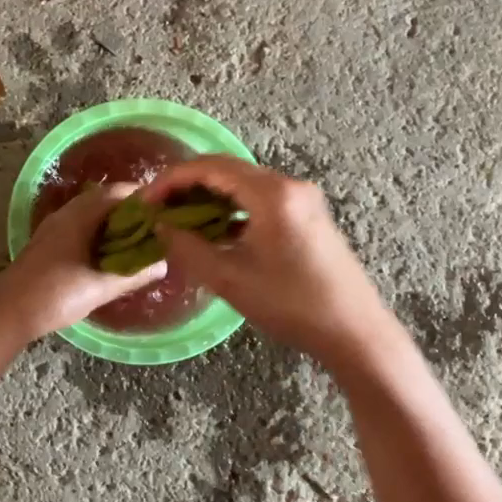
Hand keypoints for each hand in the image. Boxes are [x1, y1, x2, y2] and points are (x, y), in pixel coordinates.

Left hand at [0, 183, 167, 341]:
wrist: (7, 312)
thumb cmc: (54, 295)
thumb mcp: (100, 287)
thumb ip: (133, 273)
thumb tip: (163, 263)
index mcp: (78, 217)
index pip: (116, 192)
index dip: (143, 197)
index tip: (165, 210)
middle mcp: (65, 215)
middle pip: (103, 200)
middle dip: (130, 210)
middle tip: (156, 228)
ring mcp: (53, 228)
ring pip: (90, 214)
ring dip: (113, 222)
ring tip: (138, 242)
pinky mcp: (47, 243)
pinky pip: (79, 227)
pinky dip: (98, 233)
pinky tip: (109, 255)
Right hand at [143, 158, 400, 365]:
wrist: (356, 333)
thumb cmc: (291, 306)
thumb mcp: (229, 279)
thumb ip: (187, 247)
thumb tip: (160, 226)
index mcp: (272, 194)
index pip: (209, 167)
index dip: (170, 181)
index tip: (144, 203)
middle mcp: (289, 186)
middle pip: (225, 169)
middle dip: (185, 186)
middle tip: (156, 209)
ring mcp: (302, 200)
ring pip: (241, 183)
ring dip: (207, 196)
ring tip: (176, 220)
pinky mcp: (307, 216)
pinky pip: (258, 199)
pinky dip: (230, 207)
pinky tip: (211, 230)